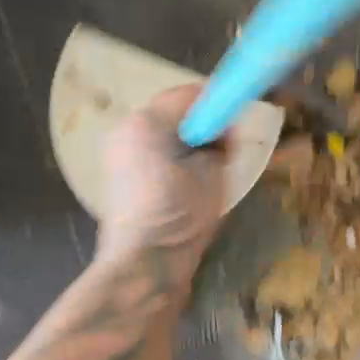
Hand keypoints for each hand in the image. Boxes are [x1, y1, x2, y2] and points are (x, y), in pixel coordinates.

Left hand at [97, 85, 226, 269]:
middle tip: (229, 140)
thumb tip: (227, 128)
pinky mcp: (117, 173)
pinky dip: (171, 153)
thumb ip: (221, 142)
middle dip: (202, 120)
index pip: (190, 94)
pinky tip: (189, 176)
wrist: (143, 266)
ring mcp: (117, 150)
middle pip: (173, 110)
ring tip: (211, 162)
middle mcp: (126, 127)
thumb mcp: (213, 173)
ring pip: (161, 130)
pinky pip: (151, 149)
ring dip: (186, 137)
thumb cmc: (180, 218)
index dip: (220, 101)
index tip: (242, 113)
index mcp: (147, 121)